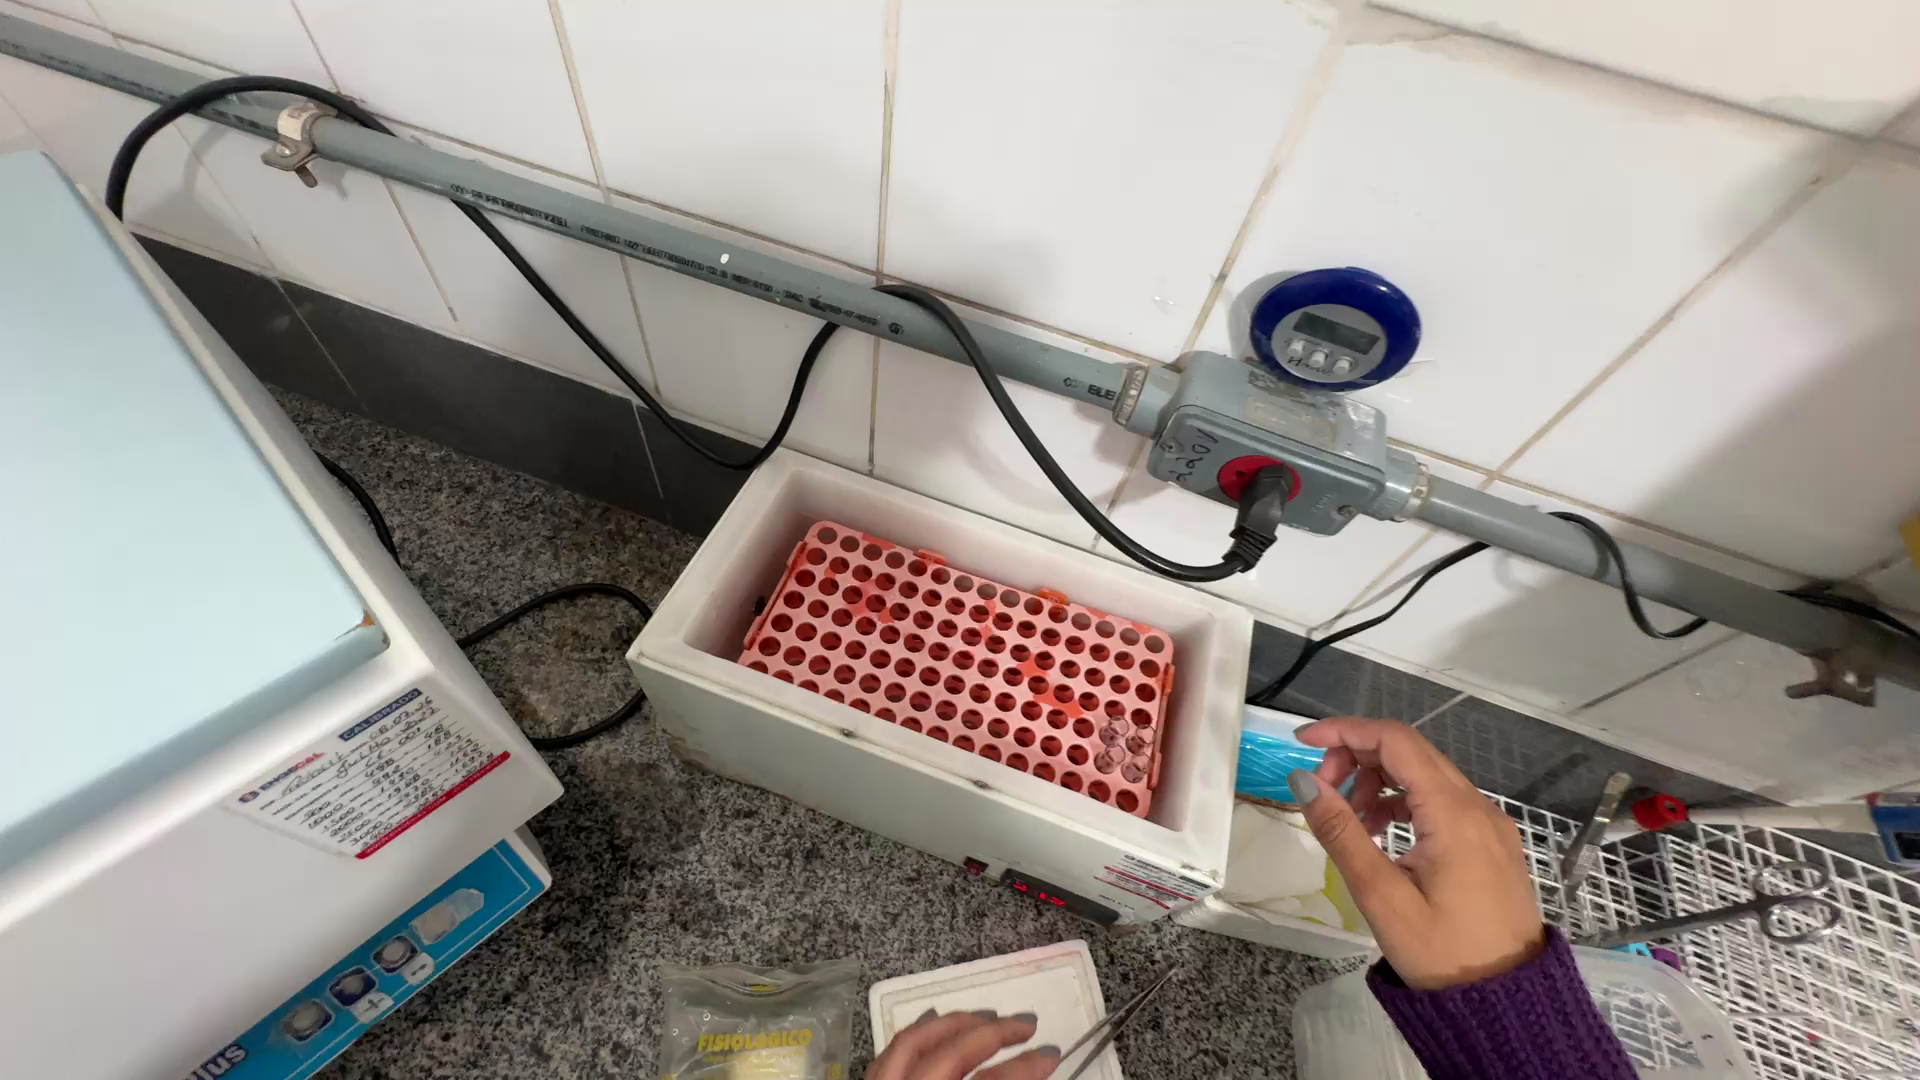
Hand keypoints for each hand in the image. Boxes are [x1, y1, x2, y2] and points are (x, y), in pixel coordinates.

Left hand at [868, 1010, 1059, 1079]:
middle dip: (994, 1033)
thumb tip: (1025, 1074)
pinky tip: (934, 1021)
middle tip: (1026, 1023)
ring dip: (954, 1024)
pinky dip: (915, 1033)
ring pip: (914, 1042)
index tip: (1052, 1054)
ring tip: (987, 1017)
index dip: (1025, 1068)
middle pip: (952, 1054)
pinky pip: (887, 1054)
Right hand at [1288, 717, 1545, 989]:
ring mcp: (1487, 824)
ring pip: (1421, 771)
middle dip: (1355, 754)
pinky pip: (1436, 797)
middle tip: (1319, 786)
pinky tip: (1375, 829)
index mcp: (1454, 814)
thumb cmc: (1443, 953)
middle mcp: (1477, 807)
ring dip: (1374, 776)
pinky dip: (1397, 798)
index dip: (1345, 730)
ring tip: (1346, 813)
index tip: (1302, 741)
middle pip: (1407, 750)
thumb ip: (1340, 830)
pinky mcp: (1487, 842)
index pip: (1395, 741)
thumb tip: (1301, 778)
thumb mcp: (1380, 894)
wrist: (1511, 1011)